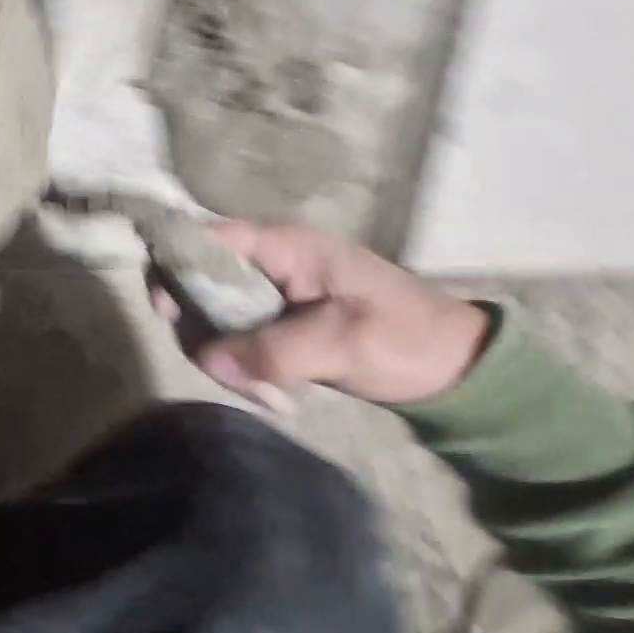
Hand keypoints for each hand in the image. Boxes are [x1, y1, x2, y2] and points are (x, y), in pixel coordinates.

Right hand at [161, 222, 491, 406]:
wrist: (460, 368)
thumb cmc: (408, 340)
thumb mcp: (344, 344)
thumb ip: (273, 350)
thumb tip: (208, 361)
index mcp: (283, 246)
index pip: (201, 239)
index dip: (174, 269)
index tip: (172, 315)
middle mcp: (265, 261)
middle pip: (194, 282)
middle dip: (201, 331)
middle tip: (232, 374)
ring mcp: (265, 290)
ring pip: (207, 315)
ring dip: (222, 357)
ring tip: (265, 393)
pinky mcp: (270, 318)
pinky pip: (229, 335)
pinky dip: (237, 364)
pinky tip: (269, 390)